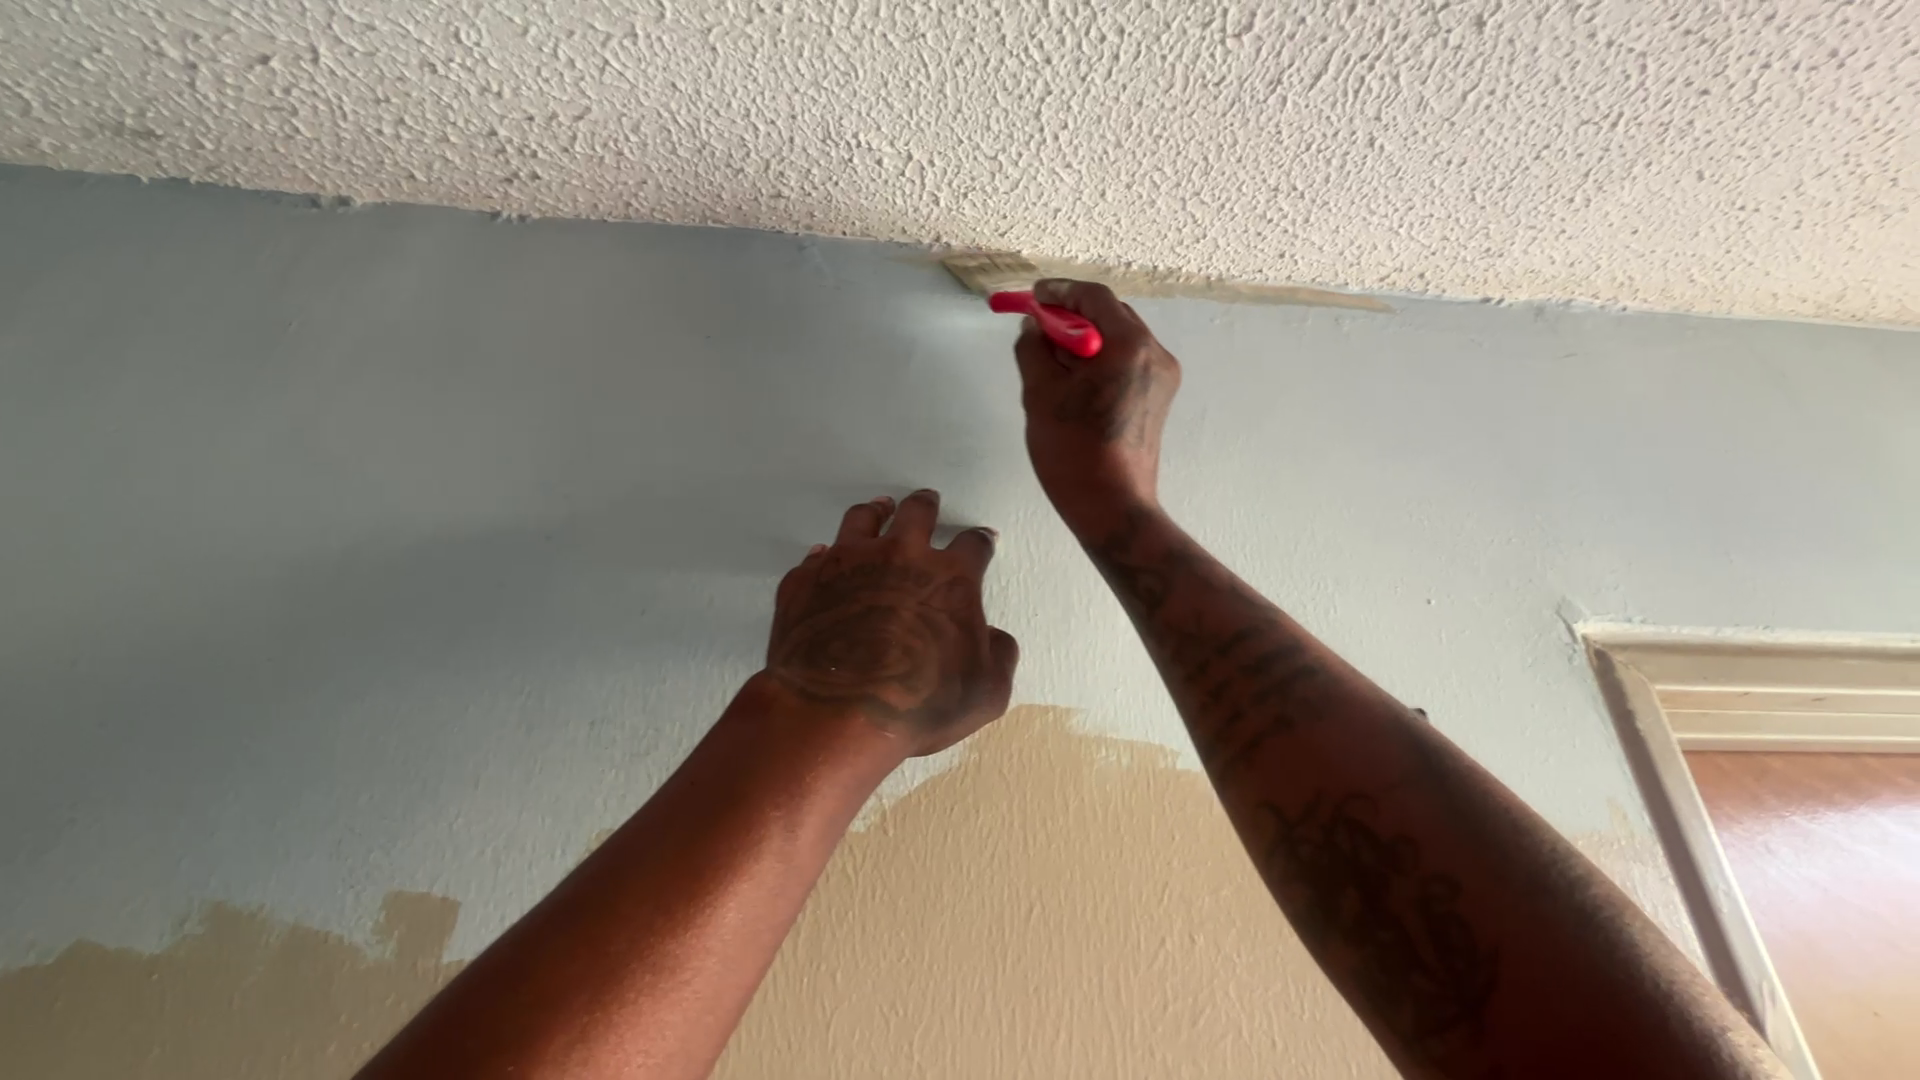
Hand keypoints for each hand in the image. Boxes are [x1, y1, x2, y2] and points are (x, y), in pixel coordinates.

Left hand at [764, 490, 1019, 757]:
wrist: (836, 714)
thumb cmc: (920, 704)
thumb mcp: (986, 693)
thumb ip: (999, 656)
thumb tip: (994, 638)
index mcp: (949, 578)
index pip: (973, 544)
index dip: (981, 541)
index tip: (983, 539)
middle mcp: (900, 556)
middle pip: (916, 513)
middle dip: (926, 504)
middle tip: (928, 500)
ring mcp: (847, 563)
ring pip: (862, 519)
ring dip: (875, 512)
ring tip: (879, 509)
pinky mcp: (805, 581)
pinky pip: (815, 557)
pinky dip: (825, 556)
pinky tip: (826, 559)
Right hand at [1012, 279, 1180, 534]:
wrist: (1111, 505)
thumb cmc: (1072, 451)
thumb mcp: (1039, 394)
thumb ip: (1033, 348)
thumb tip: (1034, 326)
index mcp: (1129, 345)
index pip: (1094, 297)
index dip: (1060, 292)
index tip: (1034, 298)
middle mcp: (1155, 353)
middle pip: (1110, 315)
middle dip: (1073, 317)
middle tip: (1039, 329)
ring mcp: (1162, 377)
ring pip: (1119, 339)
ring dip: (1086, 341)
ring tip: (1053, 362)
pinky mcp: (1159, 398)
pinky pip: (1127, 362)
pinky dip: (1101, 361)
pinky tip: (1076, 383)